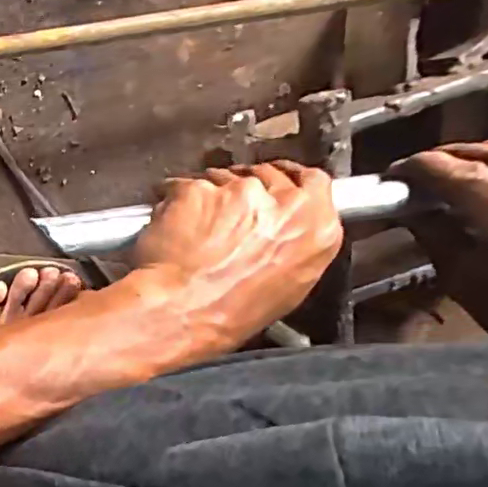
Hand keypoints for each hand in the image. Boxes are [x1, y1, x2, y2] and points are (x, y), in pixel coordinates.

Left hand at [131, 162, 342, 348]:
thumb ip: (296, 245)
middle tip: (224, 214)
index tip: (271, 184)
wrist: (184, 313)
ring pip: (223, 175)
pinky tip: (171, 226)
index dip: (286, 180)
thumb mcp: (289, 287)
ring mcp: (239, 192)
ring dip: (209, 195)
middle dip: (243, 188)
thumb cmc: (231, 312)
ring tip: (193, 228)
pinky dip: (176, 200)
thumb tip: (285, 233)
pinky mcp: (199, 189)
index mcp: (316, 228)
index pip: (312, 181)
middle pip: (265, 174)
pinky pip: (183, 184)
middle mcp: (283, 203)